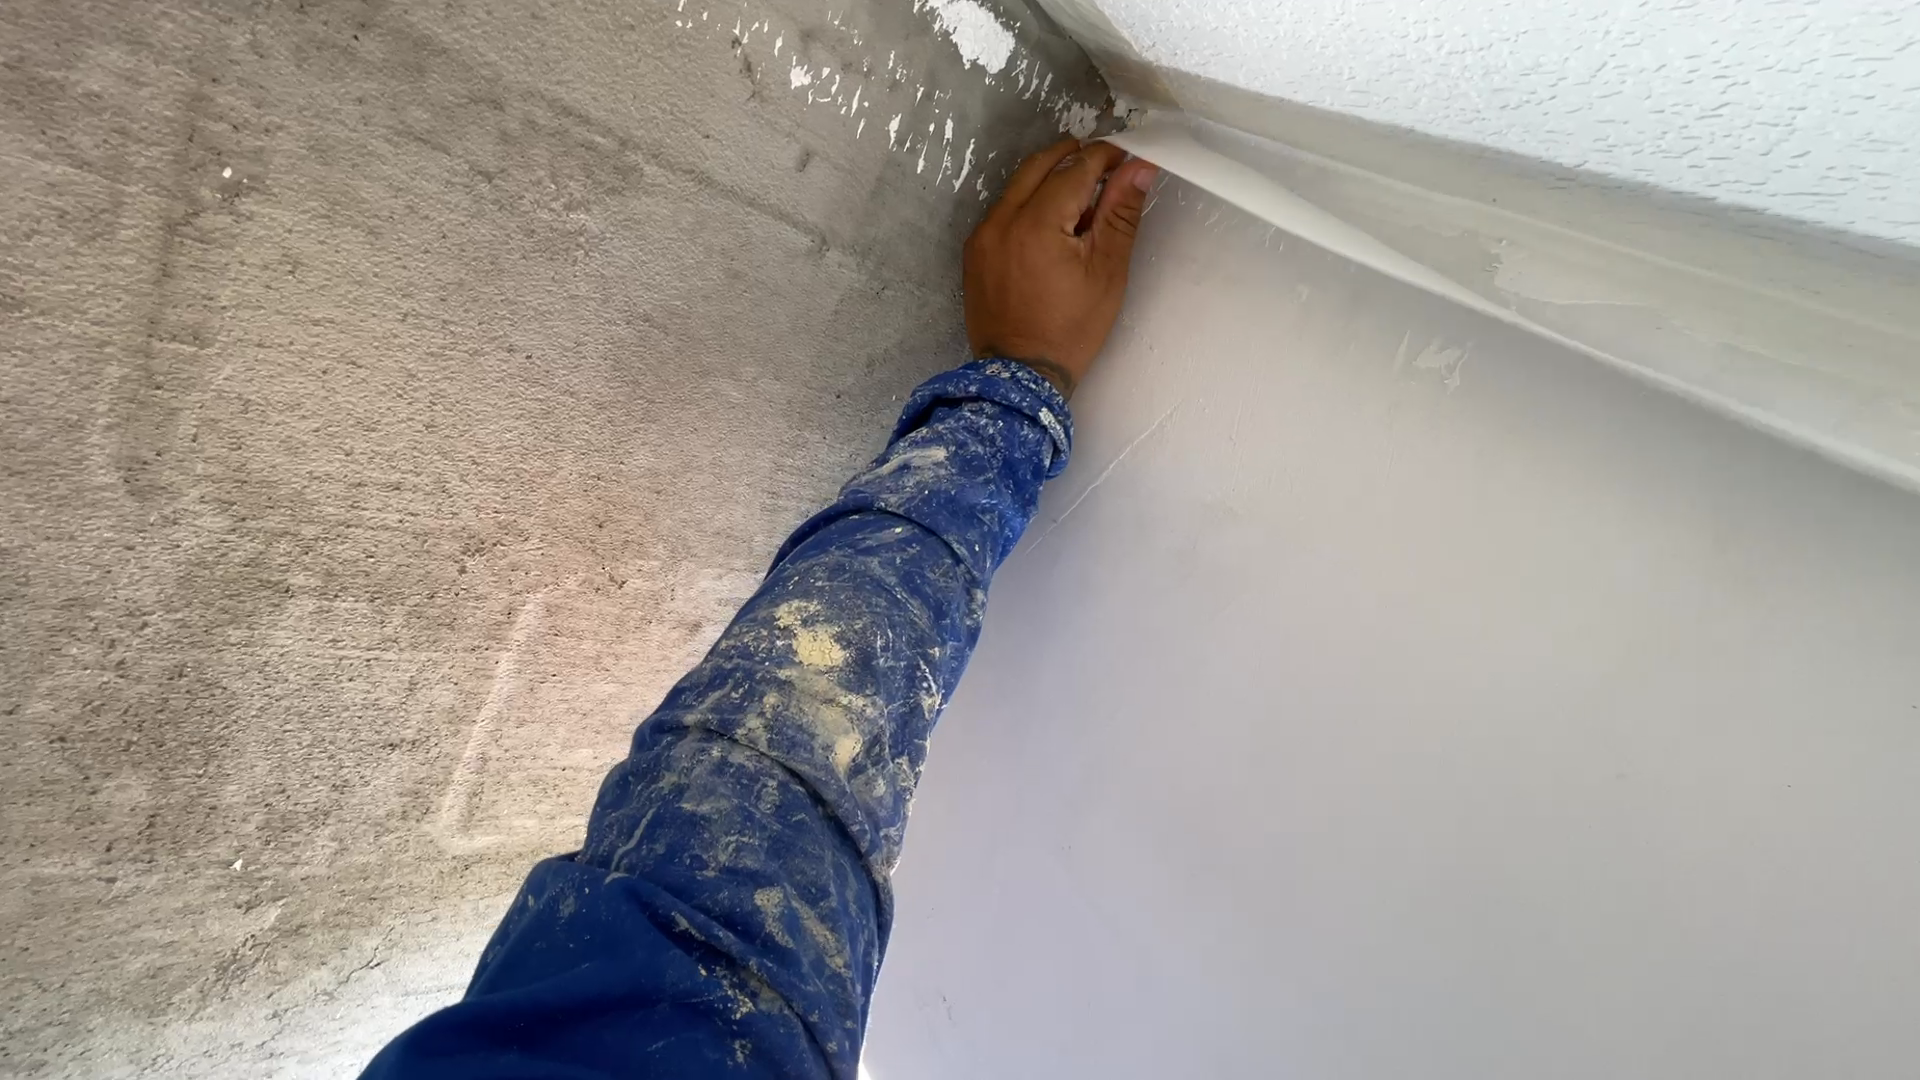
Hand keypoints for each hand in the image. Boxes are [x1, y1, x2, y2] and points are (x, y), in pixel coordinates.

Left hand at [963, 138, 1157, 397]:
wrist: (1021, 376)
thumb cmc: (1069, 332)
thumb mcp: (1106, 273)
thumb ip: (1120, 214)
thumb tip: (1139, 168)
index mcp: (1036, 225)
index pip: (1074, 169)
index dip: (1104, 158)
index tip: (1125, 161)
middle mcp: (1001, 222)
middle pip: (1039, 166)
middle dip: (1073, 158)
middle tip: (1103, 169)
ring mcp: (982, 238)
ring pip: (1017, 188)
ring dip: (1049, 182)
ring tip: (1079, 204)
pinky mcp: (974, 254)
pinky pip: (1002, 213)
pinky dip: (1027, 207)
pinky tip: (1049, 229)